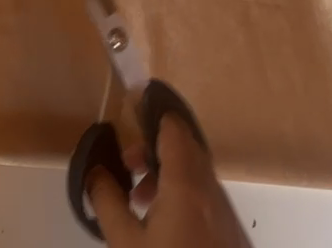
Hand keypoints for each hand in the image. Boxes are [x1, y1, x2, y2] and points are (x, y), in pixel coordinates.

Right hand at [88, 115, 252, 247]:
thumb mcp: (124, 243)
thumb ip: (106, 199)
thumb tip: (96, 169)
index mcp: (187, 186)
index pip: (174, 129)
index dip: (154, 109)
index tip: (133, 98)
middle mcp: (214, 193)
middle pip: (188, 148)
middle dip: (155, 144)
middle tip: (127, 157)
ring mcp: (229, 216)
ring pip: (199, 174)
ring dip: (168, 171)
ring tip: (140, 195)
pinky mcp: (235, 238)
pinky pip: (208, 198)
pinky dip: (184, 193)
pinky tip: (164, 221)